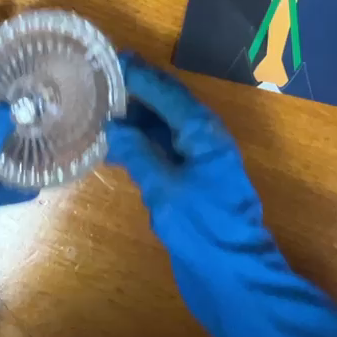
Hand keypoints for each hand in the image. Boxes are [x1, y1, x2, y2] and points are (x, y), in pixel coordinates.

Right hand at [107, 54, 336, 336]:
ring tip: (100, 106)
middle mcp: (201, 137)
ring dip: (135, 117)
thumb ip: (138, 153)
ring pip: (162, 126)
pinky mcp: (190, 181)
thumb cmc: (203, 228)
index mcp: (201, 130)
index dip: (137, 74)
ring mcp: (197, 159)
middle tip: (100, 76)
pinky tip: (114, 147)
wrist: (235, 278)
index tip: (108, 58)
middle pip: (165, 102)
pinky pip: (162, 150)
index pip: (165, 90)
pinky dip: (139, 144)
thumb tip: (113, 125)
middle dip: (135, 89)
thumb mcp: (165, 189)